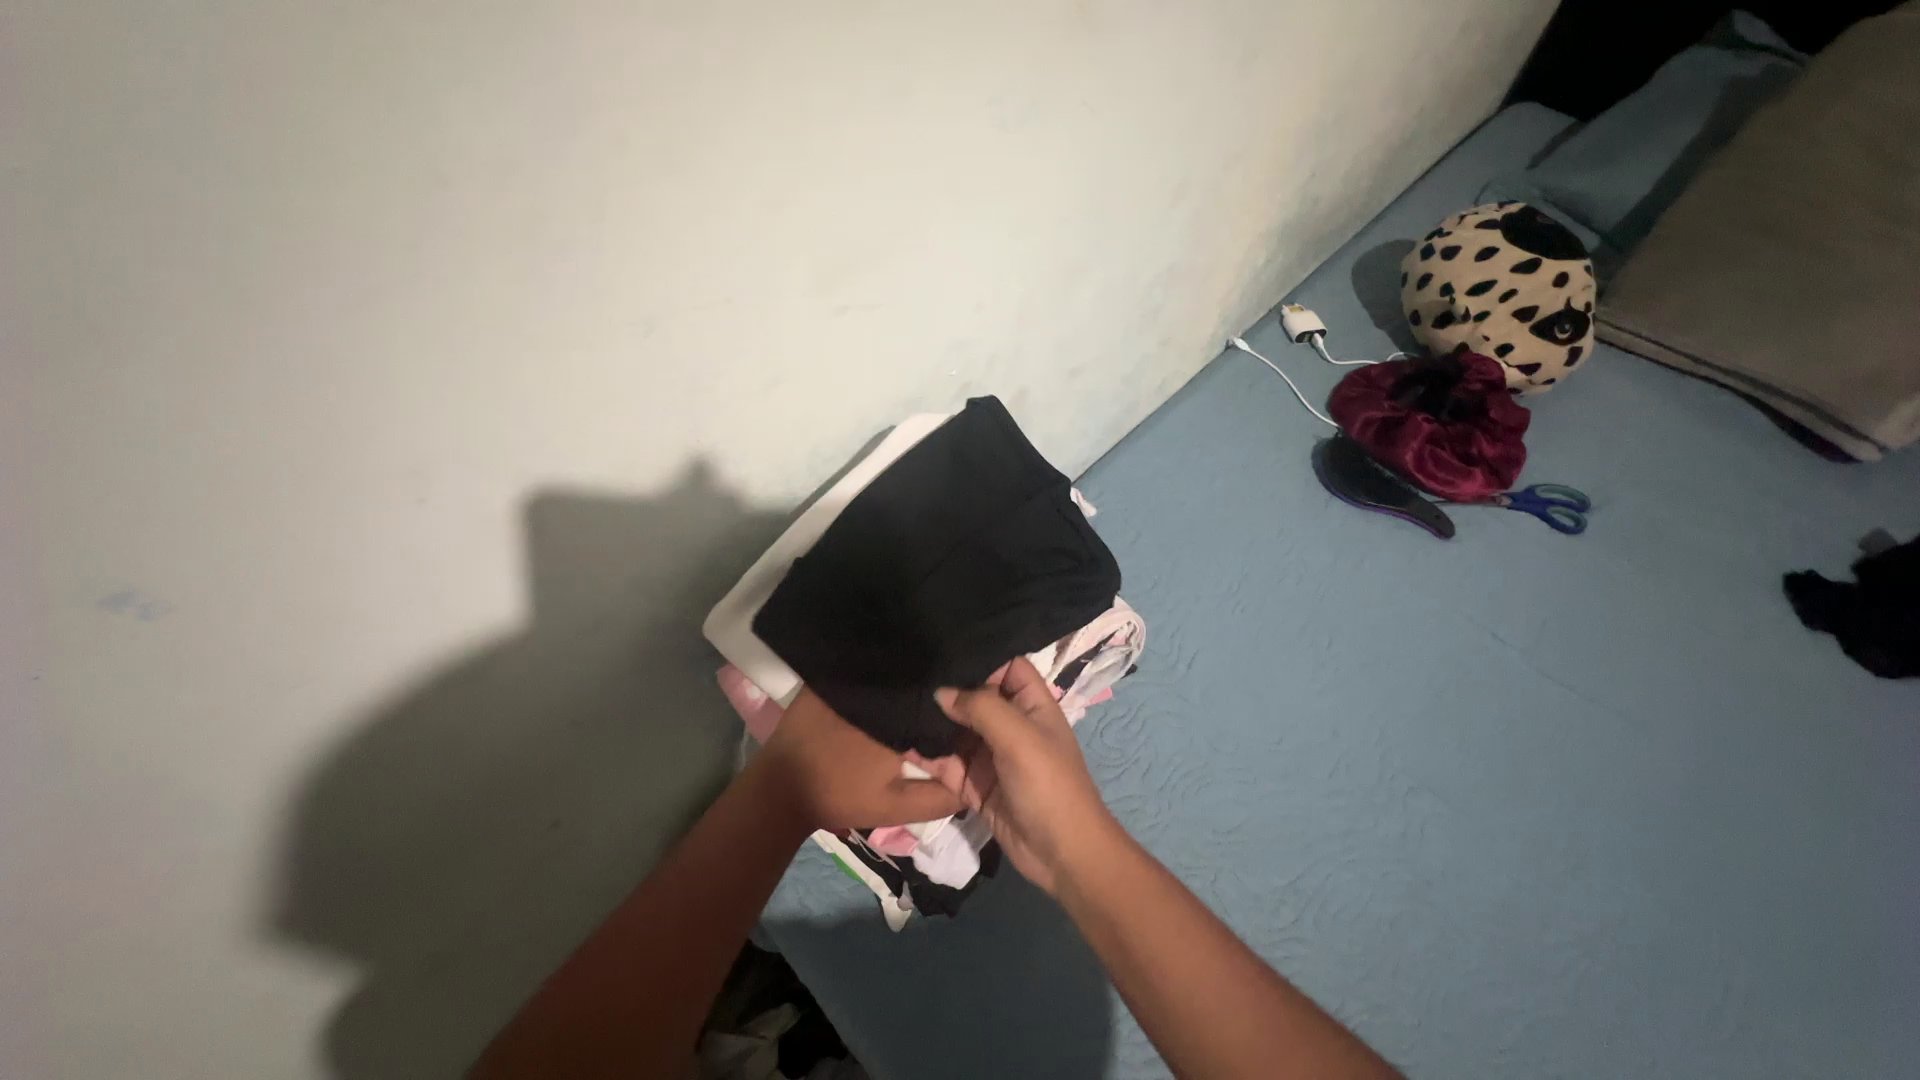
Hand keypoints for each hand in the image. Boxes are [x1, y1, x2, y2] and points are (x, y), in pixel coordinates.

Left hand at [756, 687, 961, 833]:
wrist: (783, 790)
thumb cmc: (842, 797)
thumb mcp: (897, 807)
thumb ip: (940, 797)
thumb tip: (975, 776)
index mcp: (900, 718)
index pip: (940, 701)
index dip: (956, 707)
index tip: (967, 712)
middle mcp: (879, 689)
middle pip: (918, 682)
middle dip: (933, 689)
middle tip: (947, 700)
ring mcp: (852, 678)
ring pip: (894, 672)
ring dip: (908, 677)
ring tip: (922, 685)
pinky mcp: (830, 676)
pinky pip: (866, 667)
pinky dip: (880, 672)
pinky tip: (889, 680)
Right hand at [915, 657, 1120, 894]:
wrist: (1061, 855)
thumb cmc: (1048, 785)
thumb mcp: (1019, 736)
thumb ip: (980, 707)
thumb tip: (942, 693)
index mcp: (1033, 706)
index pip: (1008, 668)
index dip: (983, 660)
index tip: (944, 654)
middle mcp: (1012, 726)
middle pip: (976, 699)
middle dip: (946, 692)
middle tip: (906, 677)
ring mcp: (992, 757)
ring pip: (956, 732)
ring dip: (932, 725)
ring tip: (896, 709)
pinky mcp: (975, 786)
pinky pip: (947, 765)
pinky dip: (927, 757)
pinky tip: (900, 746)